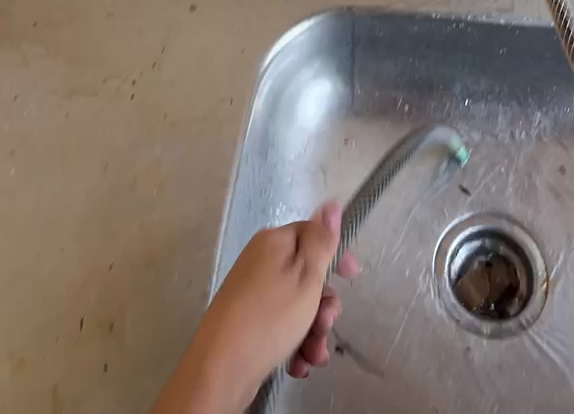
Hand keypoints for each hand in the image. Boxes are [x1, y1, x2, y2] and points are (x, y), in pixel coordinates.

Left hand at [151, 203, 360, 413]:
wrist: (221, 368)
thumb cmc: (270, 316)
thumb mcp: (306, 275)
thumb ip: (321, 240)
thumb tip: (331, 204)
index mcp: (274, 243)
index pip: (313, 234)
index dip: (336, 254)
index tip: (352, 276)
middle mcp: (261, 262)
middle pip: (307, 275)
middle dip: (324, 305)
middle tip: (326, 324)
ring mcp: (253, 294)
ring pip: (297, 306)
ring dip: (312, 332)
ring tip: (313, 355)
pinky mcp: (248, 323)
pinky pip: (281, 326)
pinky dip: (294, 344)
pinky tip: (298, 364)